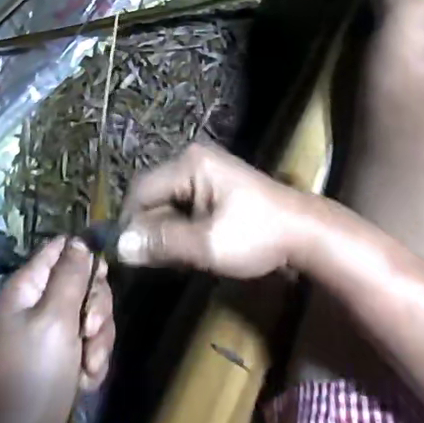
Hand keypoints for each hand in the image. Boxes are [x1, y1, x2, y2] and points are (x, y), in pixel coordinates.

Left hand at [0, 237, 113, 422]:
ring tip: (87, 366)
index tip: (101, 275)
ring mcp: (51, 334)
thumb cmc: (33, 374)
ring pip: (92, 315)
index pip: (62, 247)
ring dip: (98, 340)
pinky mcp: (63, 361)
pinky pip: (91, 345)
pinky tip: (85, 381)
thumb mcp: (54, 318)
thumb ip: (71, 274)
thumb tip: (81, 238)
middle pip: (83, 281)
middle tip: (90, 330)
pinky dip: (93, 362)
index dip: (86, 255)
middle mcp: (39, 304)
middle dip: (96, 307)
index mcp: (29, 286)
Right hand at [116, 143, 319, 278]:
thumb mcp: (207, 245)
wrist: (303, 232)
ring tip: (176, 259)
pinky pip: (182, 204)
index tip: (128, 258)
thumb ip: (162, 243)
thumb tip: (120, 246)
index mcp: (190, 163)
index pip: (141, 190)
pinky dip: (180, 227)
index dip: (130, 224)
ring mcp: (204, 170)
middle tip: (155, 264)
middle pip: (152, 194)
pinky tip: (190, 249)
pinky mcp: (213, 184)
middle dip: (150, 229)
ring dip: (165, 231)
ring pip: (166, 202)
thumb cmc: (257, 236)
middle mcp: (193, 158)